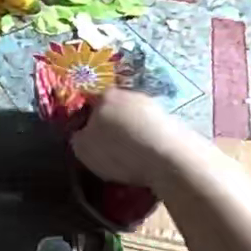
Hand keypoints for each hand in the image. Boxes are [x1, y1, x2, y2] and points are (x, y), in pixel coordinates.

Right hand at [70, 88, 187, 187]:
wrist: (167, 157)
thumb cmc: (117, 151)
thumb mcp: (82, 149)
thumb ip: (78, 137)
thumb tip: (82, 133)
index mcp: (104, 96)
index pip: (88, 104)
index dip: (85, 122)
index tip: (87, 140)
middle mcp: (129, 94)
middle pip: (113, 109)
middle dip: (109, 126)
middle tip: (107, 149)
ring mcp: (152, 104)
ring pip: (134, 118)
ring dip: (130, 133)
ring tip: (129, 156)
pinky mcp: (171, 118)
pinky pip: (150, 128)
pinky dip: (146, 139)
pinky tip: (145, 156)